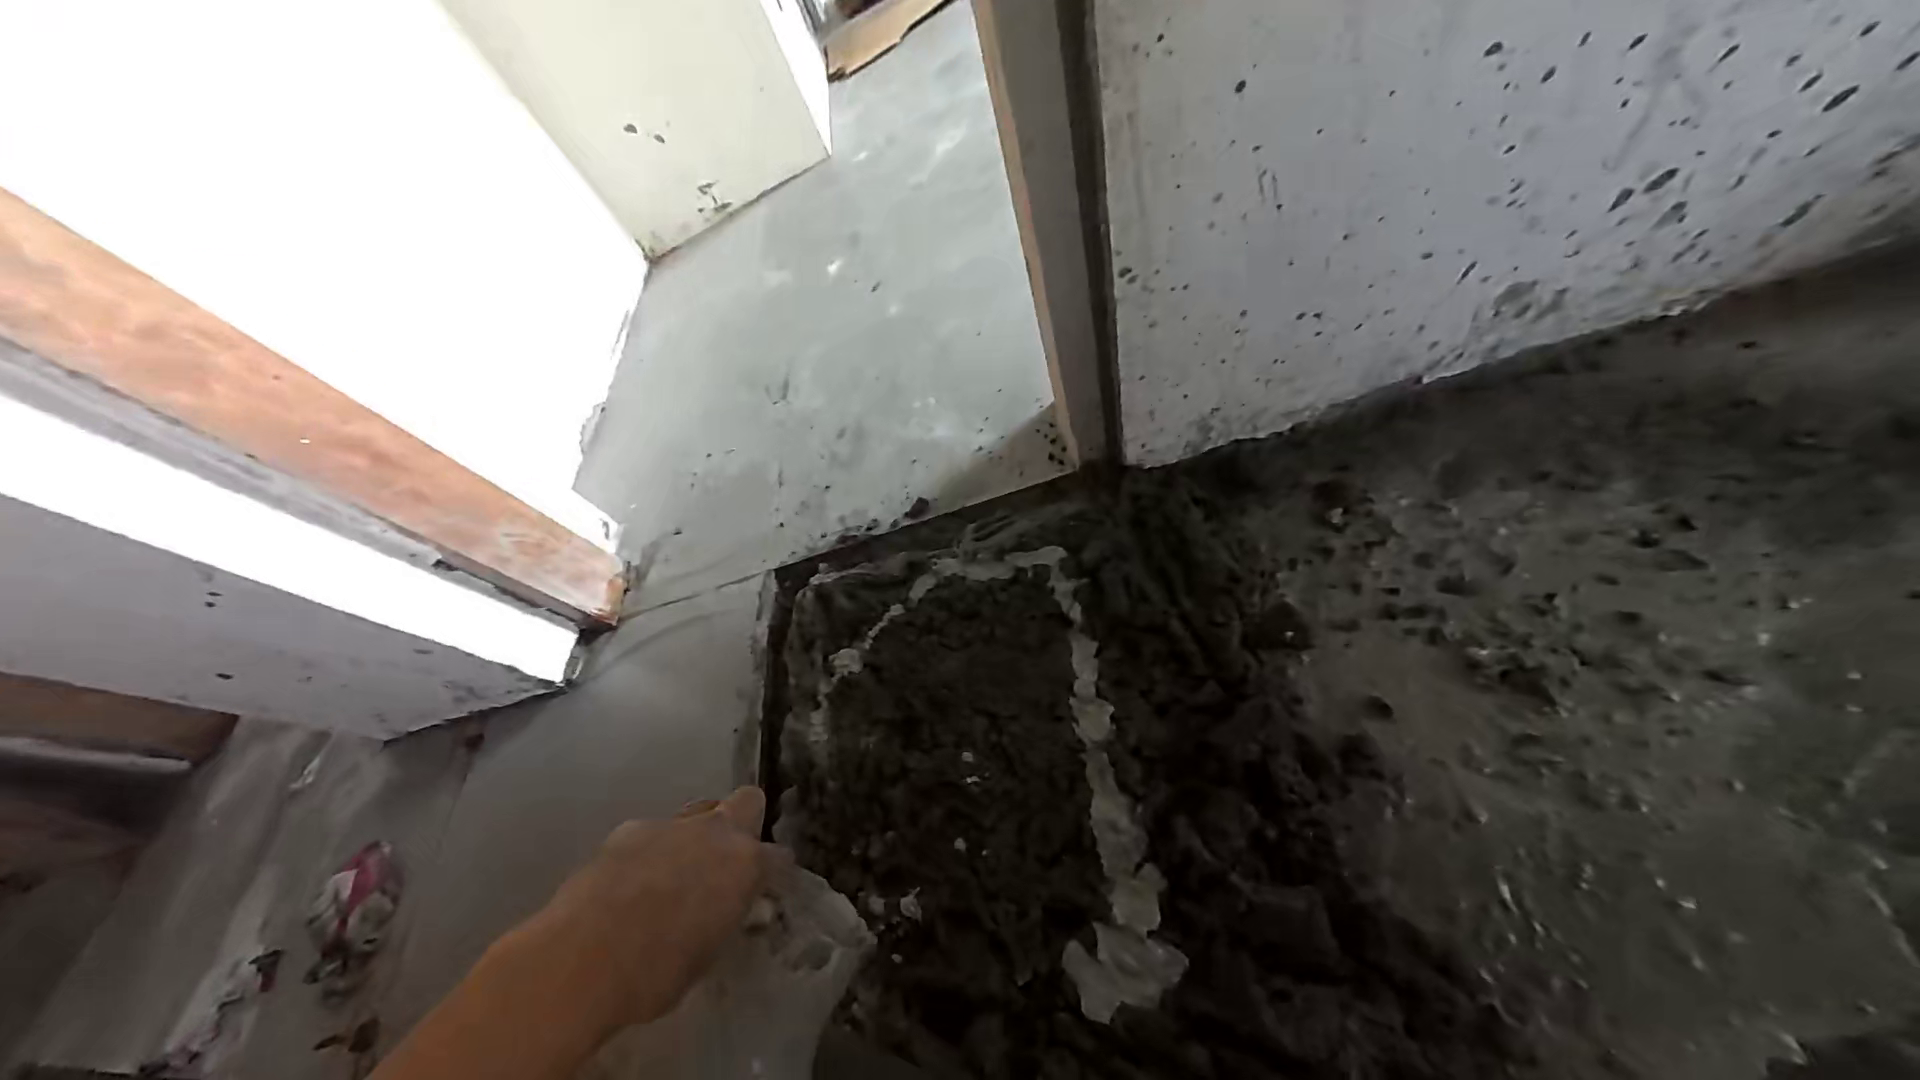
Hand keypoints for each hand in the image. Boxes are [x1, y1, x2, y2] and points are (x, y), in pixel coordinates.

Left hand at [500, 786, 778, 1036]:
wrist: (581, 961)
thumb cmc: (654, 974)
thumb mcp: (706, 954)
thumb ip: (722, 920)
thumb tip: (721, 913)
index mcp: (745, 866)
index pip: (779, 857)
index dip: (773, 872)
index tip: (763, 887)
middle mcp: (717, 833)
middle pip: (748, 801)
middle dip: (743, 821)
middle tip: (723, 858)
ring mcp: (673, 825)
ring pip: (696, 813)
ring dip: (692, 836)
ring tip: (670, 873)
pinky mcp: (630, 828)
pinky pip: (651, 833)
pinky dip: (646, 852)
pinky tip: (626, 883)